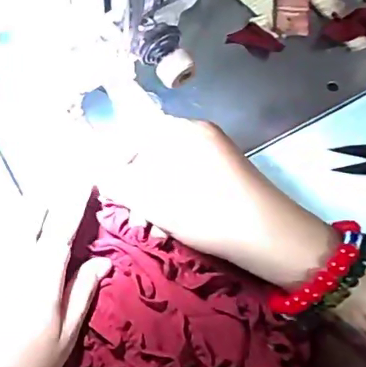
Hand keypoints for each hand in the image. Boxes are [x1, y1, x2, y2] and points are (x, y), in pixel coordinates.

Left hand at [0, 182, 110, 366]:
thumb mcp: (65, 338)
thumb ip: (82, 292)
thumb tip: (102, 261)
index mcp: (40, 272)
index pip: (62, 219)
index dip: (77, 193)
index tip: (88, 177)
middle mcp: (7, 255)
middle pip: (30, 205)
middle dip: (49, 200)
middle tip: (61, 212)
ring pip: (2, 214)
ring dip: (22, 212)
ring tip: (33, 227)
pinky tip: (4, 246)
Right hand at [91, 86, 334, 286]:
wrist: (272, 237)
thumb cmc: (206, 213)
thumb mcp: (152, 200)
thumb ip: (116, 180)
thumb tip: (93, 167)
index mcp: (179, 129)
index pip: (131, 135)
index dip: (115, 164)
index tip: (112, 195)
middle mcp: (197, 132)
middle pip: (149, 155)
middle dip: (137, 189)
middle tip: (137, 221)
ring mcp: (215, 152)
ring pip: (169, 172)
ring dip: (155, 201)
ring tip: (158, 231)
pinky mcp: (227, 174)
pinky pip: (189, 180)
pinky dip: (178, 201)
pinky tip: (178, 228)